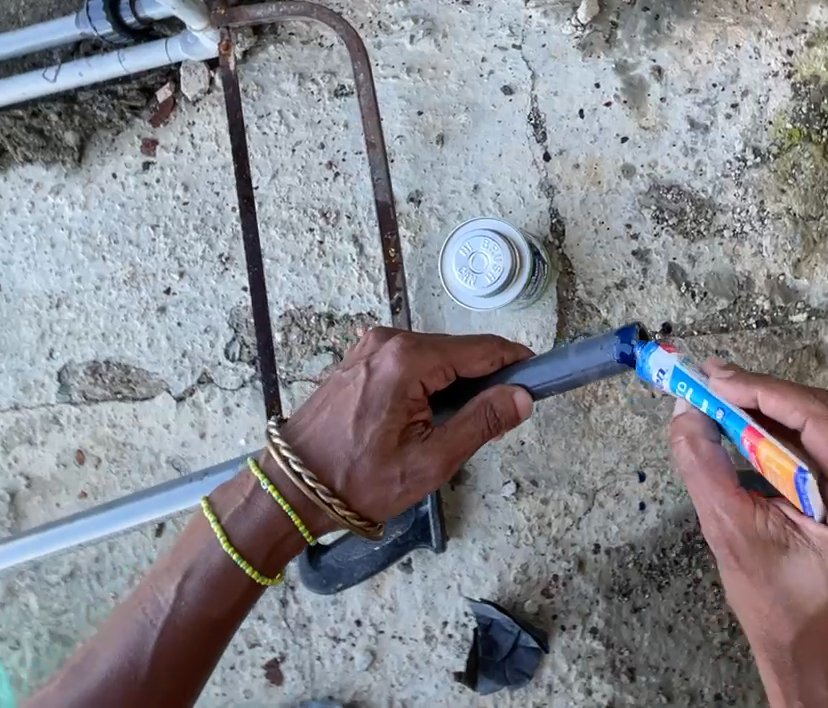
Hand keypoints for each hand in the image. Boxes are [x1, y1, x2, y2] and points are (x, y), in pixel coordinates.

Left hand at [276, 328, 534, 532]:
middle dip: (484, 377)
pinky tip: (430, 413)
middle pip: (458, 351)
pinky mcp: (361, 357)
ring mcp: (372, 345)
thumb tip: (522, 397)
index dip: (514, 361)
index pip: (480, 349)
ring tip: (462, 423)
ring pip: (436, 356)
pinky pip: (411, 360)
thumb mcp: (429, 461)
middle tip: (500, 416)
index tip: (538, 376)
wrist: (289, 489)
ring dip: (456, 382)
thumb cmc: (358, 481)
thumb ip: (481, 423)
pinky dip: (430, 380)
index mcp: (409, 359)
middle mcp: (390, 339)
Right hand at [668, 360, 827, 707]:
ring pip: (826, 428)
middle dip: (763, 399)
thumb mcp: (734, 538)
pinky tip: (750, 426)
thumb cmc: (783, 616)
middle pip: (825, 419)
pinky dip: (787, 436)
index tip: (714, 377)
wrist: (822, 666)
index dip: (764, 391)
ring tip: (721, 400)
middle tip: (710, 383)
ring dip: (772, 414)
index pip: (821, 422)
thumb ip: (705, 468)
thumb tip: (684, 410)